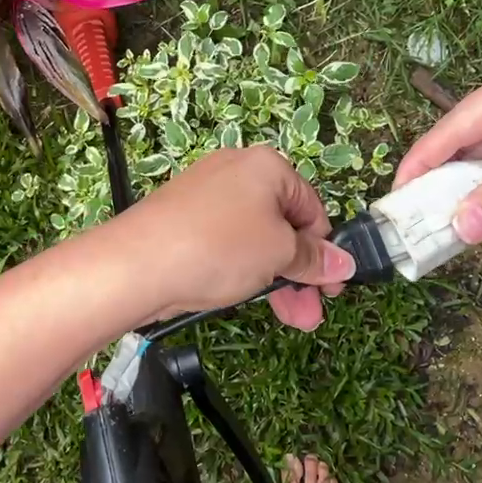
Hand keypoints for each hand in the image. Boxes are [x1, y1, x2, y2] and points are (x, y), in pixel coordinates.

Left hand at [105, 145, 354, 330]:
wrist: (138, 262)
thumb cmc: (218, 247)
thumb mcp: (278, 253)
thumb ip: (313, 259)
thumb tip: (343, 262)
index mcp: (266, 165)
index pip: (312, 207)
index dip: (324, 251)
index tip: (329, 290)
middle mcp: (237, 169)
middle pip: (283, 223)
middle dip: (300, 271)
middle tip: (307, 313)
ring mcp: (207, 191)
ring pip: (255, 235)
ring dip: (275, 275)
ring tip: (286, 316)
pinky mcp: (185, 215)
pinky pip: (227, 239)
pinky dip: (243, 265)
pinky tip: (246, 293)